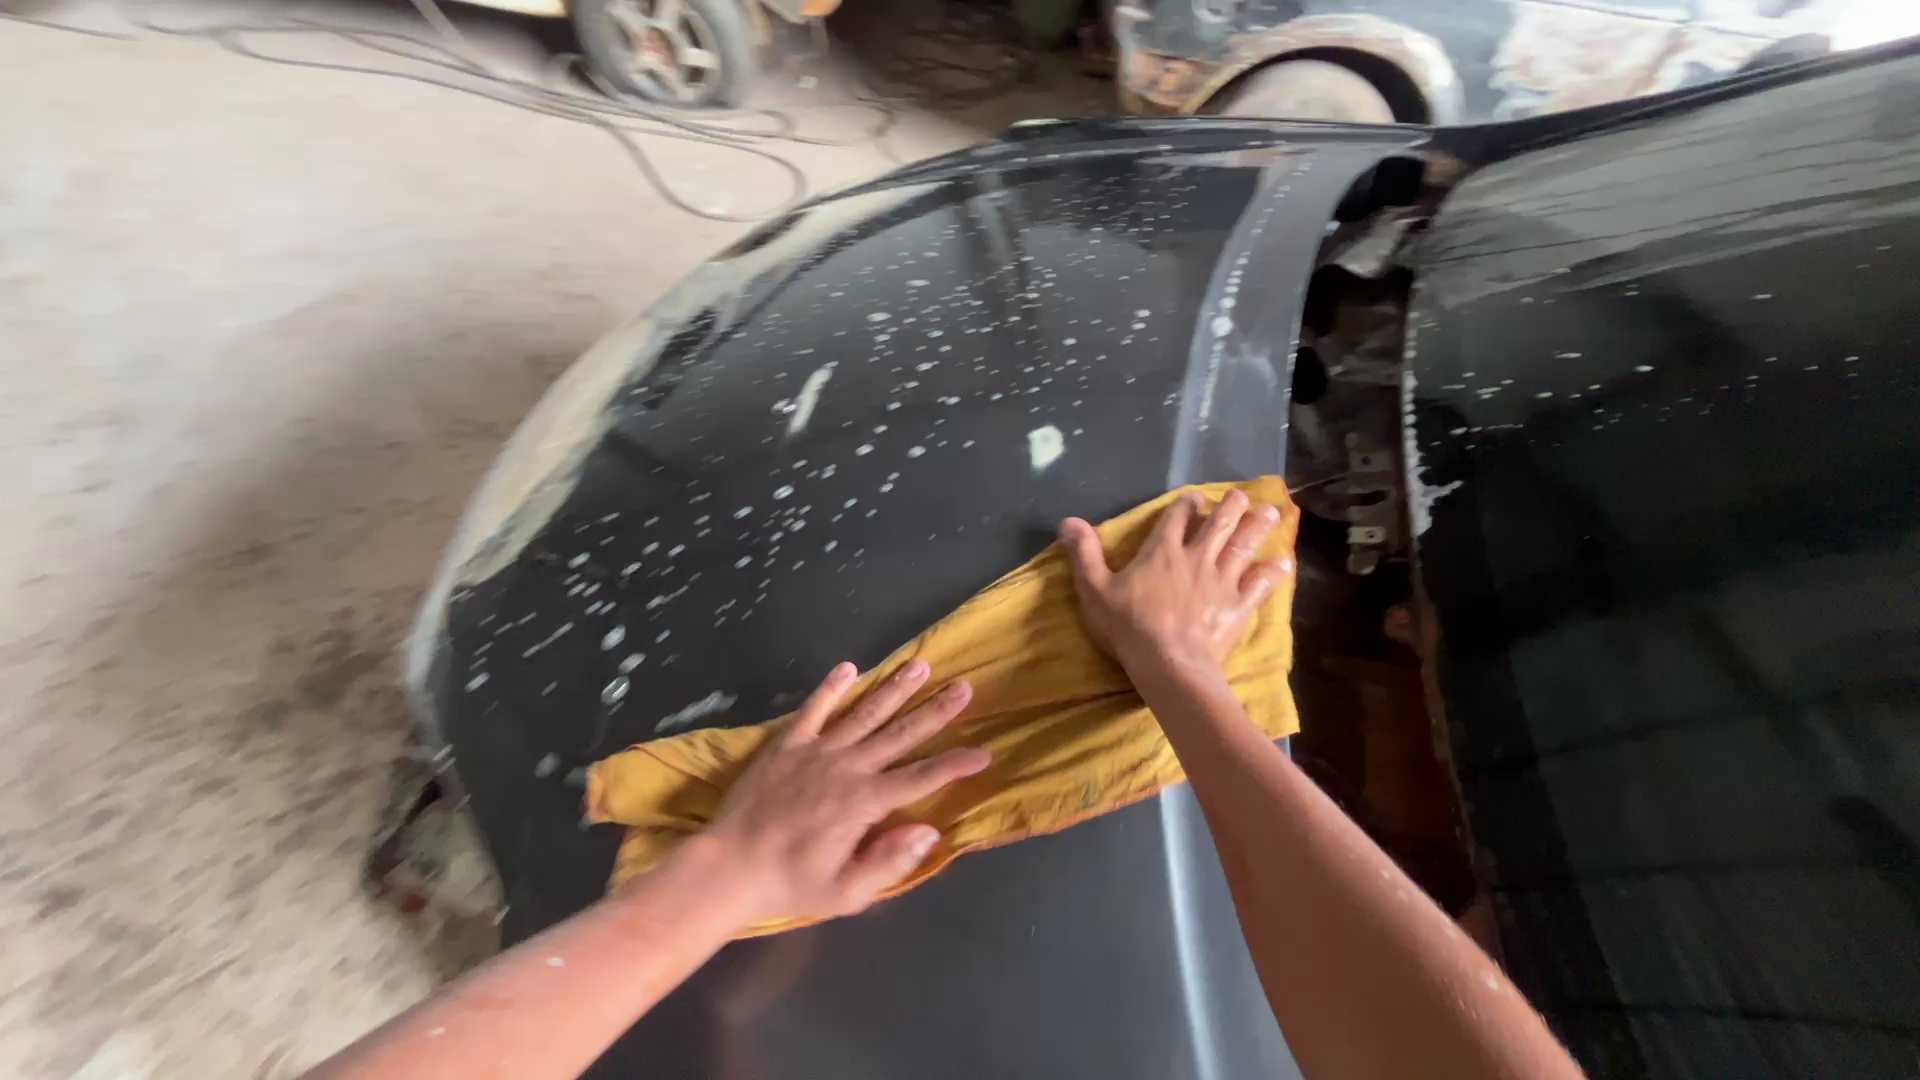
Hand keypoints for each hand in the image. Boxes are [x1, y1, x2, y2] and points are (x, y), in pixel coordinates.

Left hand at [687, 660, 988, 928]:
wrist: (727, 867)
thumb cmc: (790, 883)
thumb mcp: (845, 893)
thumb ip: (888, 861)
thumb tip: (930, 831)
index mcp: (863, 803)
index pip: (920, 779)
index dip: (954, 764)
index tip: (984, 752)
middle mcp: (846, 767)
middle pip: (899, 735)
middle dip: (935, 711)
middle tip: (963, 687)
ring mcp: (816, 750)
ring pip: (864, 713)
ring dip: (895, 689)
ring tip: (920, 665)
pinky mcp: (788, 742)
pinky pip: (814, 708)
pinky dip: (831, 687)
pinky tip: (850, 666)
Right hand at [1059, 488, 1291, 675]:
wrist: (1169, 664)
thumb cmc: (1128, 627)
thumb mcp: (1095, 589)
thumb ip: (1084, 554)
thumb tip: (1067, 521)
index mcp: (1161, 552)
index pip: (1175, 520)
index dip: (1185, 506)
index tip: (1195, 497)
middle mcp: (1195, 559)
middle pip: (1217, 526)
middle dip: (1230, 508)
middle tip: (1242, 495)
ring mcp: (1221, 582)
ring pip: (1242, 547)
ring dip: (1256, 527)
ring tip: (1270, 511)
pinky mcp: (1237, 606)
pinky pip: (1259, 585)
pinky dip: (1271, 572)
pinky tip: (1283, 561)